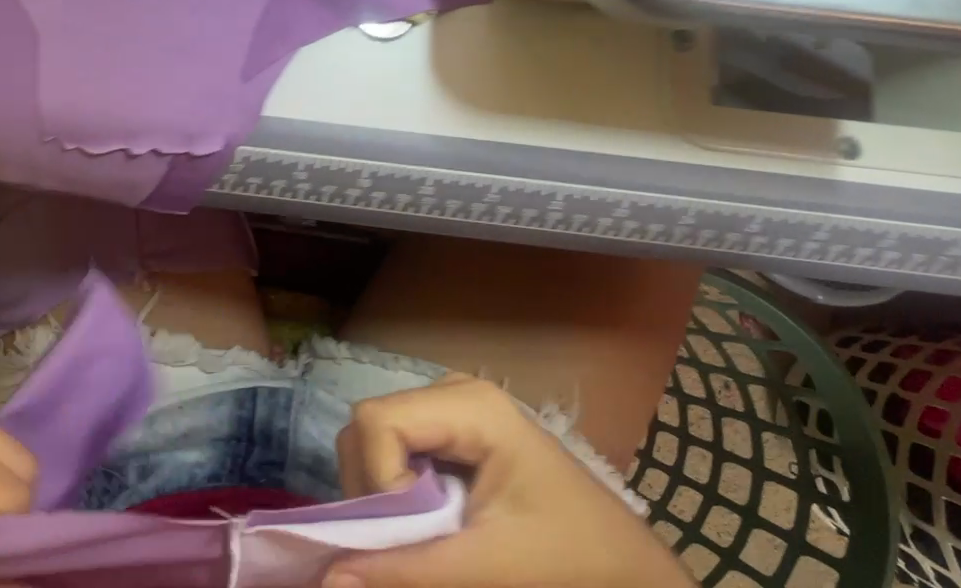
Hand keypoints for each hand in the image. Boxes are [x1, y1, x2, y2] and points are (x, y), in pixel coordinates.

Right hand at [326, 376, 692, 587]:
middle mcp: (452, 391)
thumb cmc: (574, 564)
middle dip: (372, 490)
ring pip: (372, 439)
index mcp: (471, 405)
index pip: (377, 421)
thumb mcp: (491, 569)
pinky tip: (428, 524)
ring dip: (379, 495)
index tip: (406, 533)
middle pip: (369, 427)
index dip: (376, 479)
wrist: (631, 572)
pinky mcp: (449, 429)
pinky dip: (394, 491)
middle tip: (404, 544)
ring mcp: (449, 407)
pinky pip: (393, 449)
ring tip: (420, 539)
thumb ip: (407, 571)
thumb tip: (329, 582)